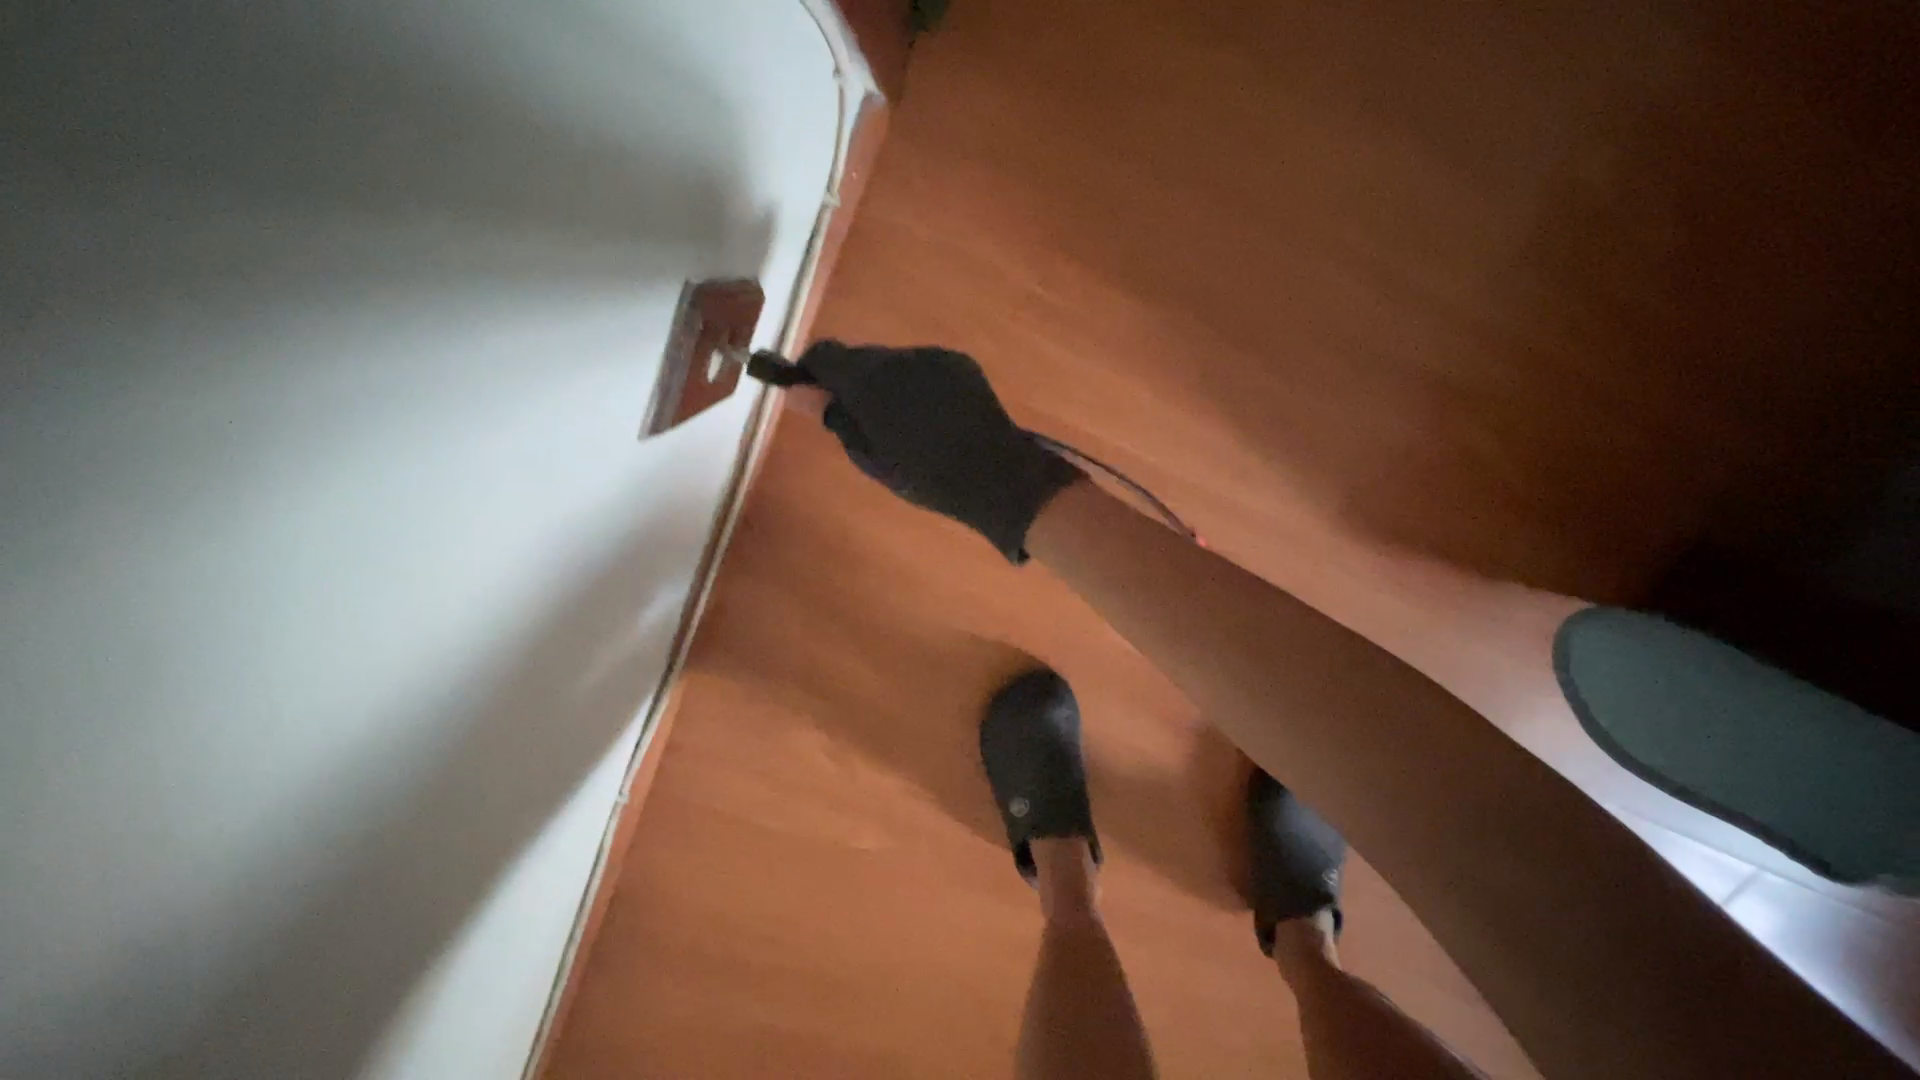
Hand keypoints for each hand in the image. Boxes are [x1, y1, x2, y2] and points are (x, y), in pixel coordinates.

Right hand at [797, 340, 1083, 562]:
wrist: (995, 474)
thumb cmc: (925, 478)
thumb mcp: (869, 456)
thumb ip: (834, 417)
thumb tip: (796, 391)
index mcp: (869, 380)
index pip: (824, 355)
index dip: (812, 372)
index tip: (812, 396)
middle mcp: (897, 356)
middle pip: (860, 357)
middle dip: (853, 381)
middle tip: (861, 421)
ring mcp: (931, 355)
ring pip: (893, 362)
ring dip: (887, 384)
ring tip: (902, 425)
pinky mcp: (958, 361)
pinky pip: (922, 366)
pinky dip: (916, 385)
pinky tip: (931, 416)